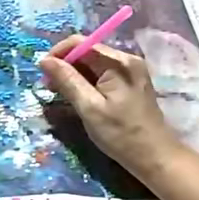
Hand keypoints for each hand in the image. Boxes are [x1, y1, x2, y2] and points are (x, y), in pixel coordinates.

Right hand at [37, 37, 182, 178]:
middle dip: (65, 65)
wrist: (155, 156)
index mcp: (118, 63)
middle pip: (87, 51)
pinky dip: (87, 81)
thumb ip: (67, 81)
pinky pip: (102, 73)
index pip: (80, 43)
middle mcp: (126, 60)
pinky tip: (80, 96)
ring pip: (93, 63)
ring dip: (74, 74)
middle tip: (49, 87)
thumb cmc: (121, 134)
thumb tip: (44, 60)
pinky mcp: (131, 81)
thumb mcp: (89, 108)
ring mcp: (131, 70)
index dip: (58, 54)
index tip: (43, 73)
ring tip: (61, 93)